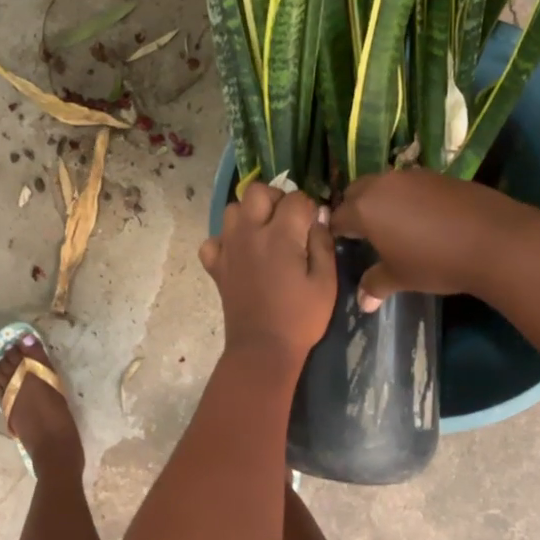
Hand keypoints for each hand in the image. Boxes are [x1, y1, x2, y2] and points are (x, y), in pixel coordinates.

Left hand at [199, 183, 335, 359]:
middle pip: (257, 191)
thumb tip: (317, 215)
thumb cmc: (301, 318)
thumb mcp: (326, 281)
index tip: (314, 224)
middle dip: (276, 198)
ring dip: (249, 215)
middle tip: (288, 221)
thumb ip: (322, 242)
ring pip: (232, 210)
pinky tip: (239, 254)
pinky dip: (224, 241)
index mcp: (280, 235)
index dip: (308, 207)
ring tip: (264, 235)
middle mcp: (249, 232)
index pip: (295, 199)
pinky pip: (213, 240)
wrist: (262, 348)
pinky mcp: (215, 265)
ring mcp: (227, 247)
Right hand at [329, 169, 539, 309]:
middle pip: (356, 191)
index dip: (336, 232)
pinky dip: (408, 198)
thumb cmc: (436, 262)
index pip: (337, 217)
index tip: (341, 246)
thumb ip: (376, 284)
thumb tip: (362, 303)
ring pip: (384, 184)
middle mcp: (382, 185)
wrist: (496, 240)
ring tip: (394, 224)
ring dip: (382, 200)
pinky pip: (411, 184)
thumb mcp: (401, 278)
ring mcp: (412, 176)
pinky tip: (424, 219)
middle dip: (354, 208)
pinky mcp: (439, 175)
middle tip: (364, 233)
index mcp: (364, 209)